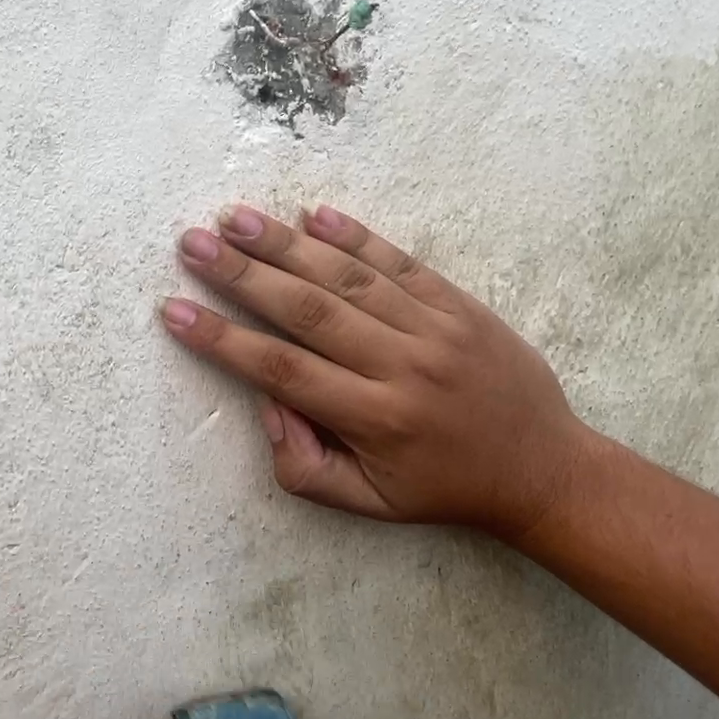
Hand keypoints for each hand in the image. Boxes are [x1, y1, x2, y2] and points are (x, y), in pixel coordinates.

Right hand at [160, 205, 598, 539]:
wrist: (544, 468)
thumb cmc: (444, 488)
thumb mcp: (368, 504)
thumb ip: (304, 466)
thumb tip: (268, 404)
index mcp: (375, 419)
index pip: (281, 370)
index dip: (222, 340)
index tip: (174, 311)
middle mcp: (402, 366)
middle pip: (308, 311)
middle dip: (242, 274)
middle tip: (193, 243)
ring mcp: (434, 328)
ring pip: (349, 277)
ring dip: (287, 245)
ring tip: (237, 218)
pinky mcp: (459, 304)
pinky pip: (401, 262)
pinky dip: (356, 236)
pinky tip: (314, 214)